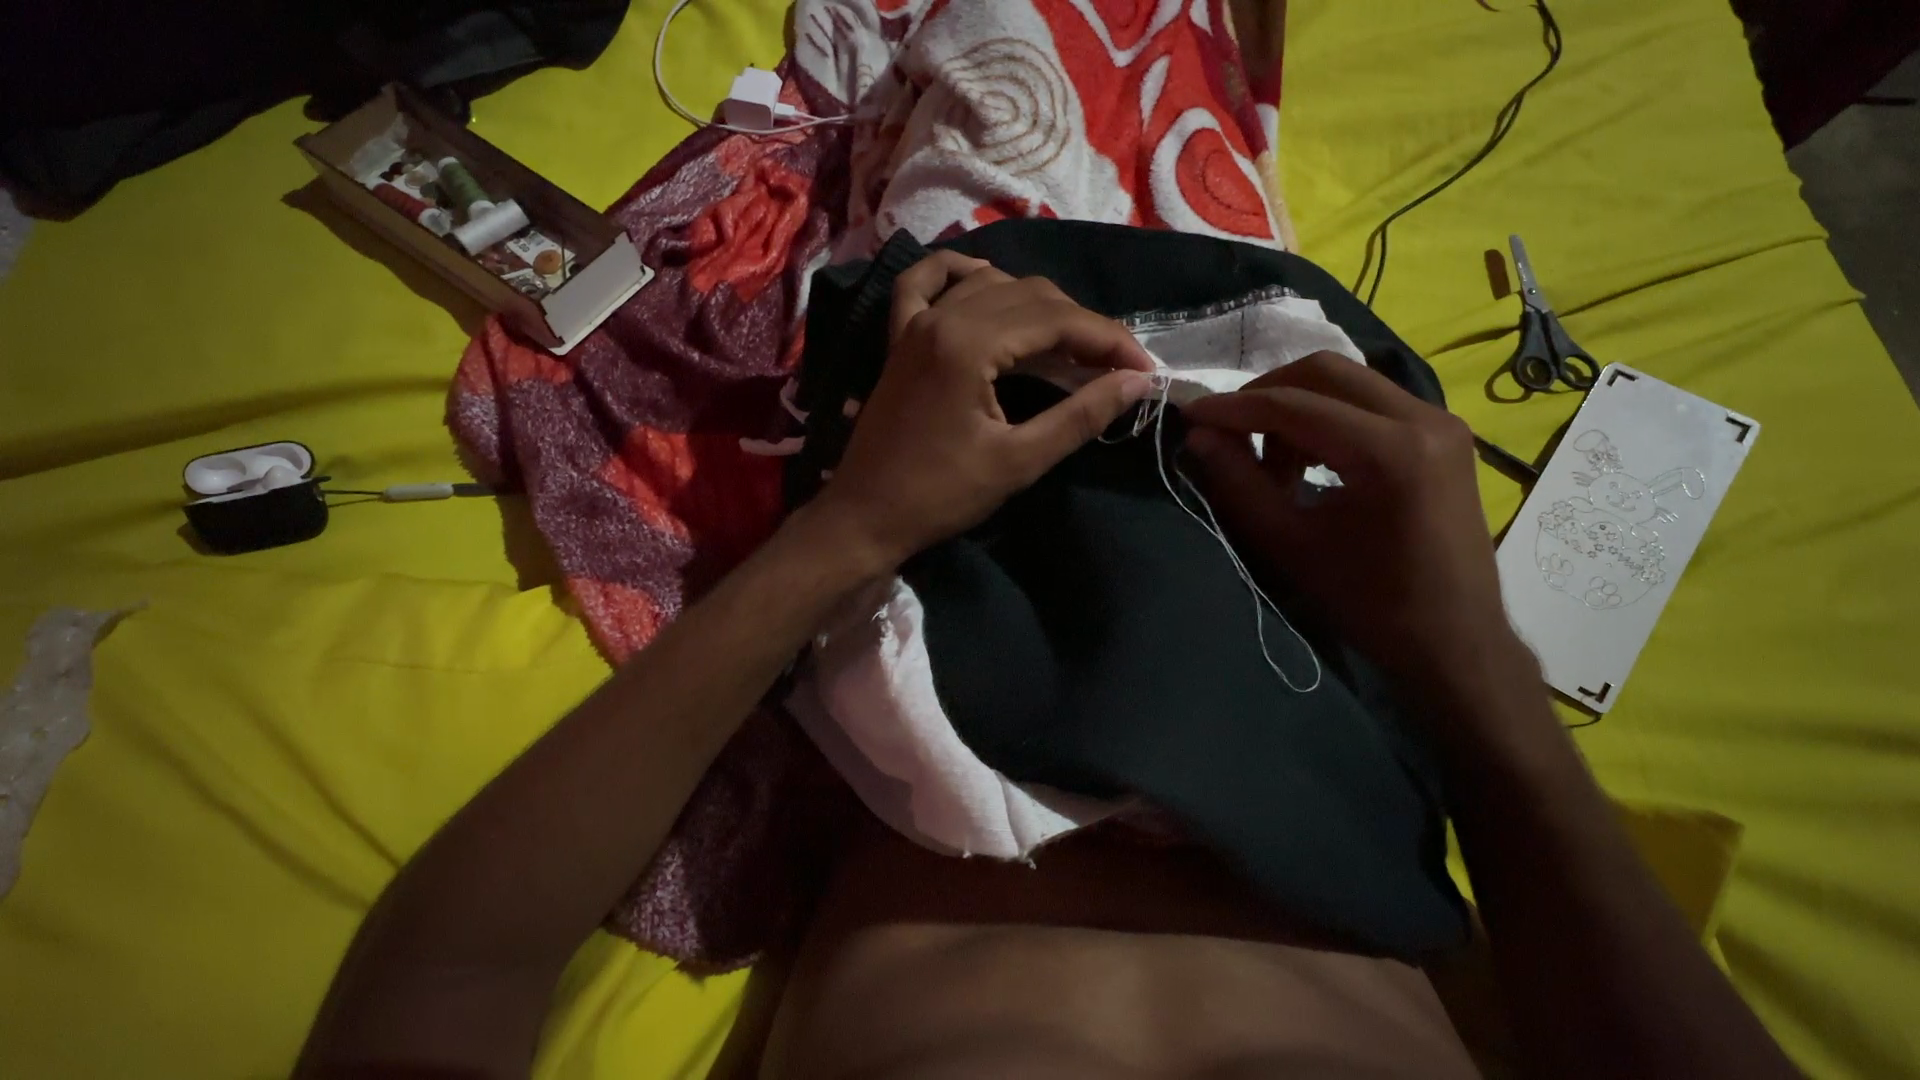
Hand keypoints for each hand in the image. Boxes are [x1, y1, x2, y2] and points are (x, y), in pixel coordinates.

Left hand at [809, 251, 1155, 570]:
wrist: (865, 516)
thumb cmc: (941, 495)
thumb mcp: (1019, 461)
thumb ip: (1081, 415)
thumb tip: (1136, 383)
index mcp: (970, 343)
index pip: (1058, 320)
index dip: (1109, 341)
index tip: (1144, 370)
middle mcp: (942, 316)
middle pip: (1031, 294)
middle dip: (1081, 326)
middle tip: (1113, 367)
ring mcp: (915, 322)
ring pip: (991, 284)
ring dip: (1037, 304)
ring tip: (1068, 344)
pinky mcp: (899, 337)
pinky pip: (925, 281)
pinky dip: (959, 273)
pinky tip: (985, 281)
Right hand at [1182, 352, 1538, 696]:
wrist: (1455, 641)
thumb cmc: (1370, 603)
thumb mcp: (1290, 545)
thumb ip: (1238, 484)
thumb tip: (1198, 436)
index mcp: (1390, 452)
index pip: (1293, 405)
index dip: (1233, 408)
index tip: (1190, 416)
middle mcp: (1423, 418)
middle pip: (1324, 371)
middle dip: (1265, 395)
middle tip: (1230, 434)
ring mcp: (1441, 421)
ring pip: (1348, 382)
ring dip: (1297, 408)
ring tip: (1272, 462)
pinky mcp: (1444, 434)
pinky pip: (1371, 402)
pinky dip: (1329, 418)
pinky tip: (1309, 461)